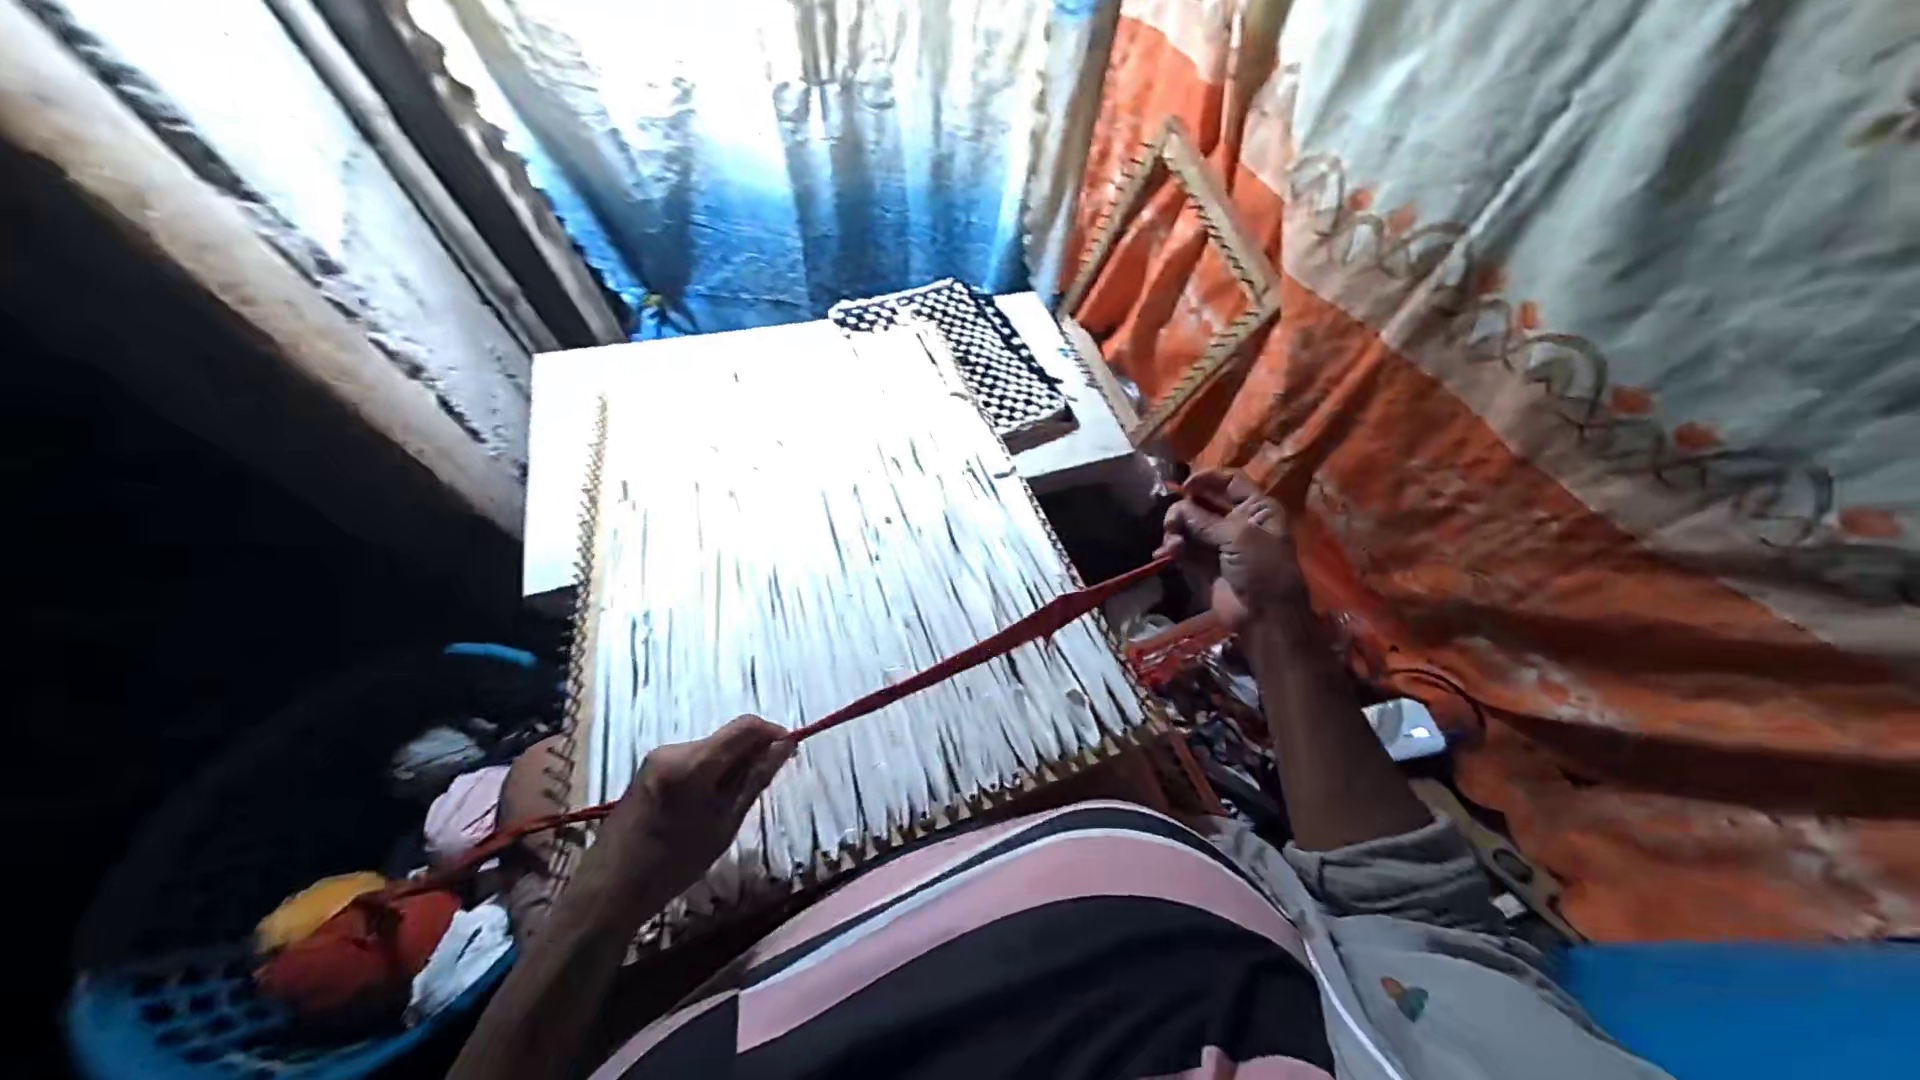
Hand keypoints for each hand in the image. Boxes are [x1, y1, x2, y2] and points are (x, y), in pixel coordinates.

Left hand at [608, 715, 792, 883]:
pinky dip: (711, 772)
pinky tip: (707, 804)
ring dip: (731, 764)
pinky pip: (695, 759)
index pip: (746, 726)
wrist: (609, 890)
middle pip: (728, 737)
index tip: (789, 754)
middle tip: (763, 787)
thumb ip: (755, 779)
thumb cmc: (673, 863)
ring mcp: (658, 757)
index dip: (773, 733)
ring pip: (713, 748)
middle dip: (752, 753)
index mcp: (693, 762)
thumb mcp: (725, 823)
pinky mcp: (650, 768)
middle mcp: (674, 749)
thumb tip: (785, 745)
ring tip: (733, 802)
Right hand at [1157, 467, 1306, 632]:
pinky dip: (1172, 549)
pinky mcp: (1204, 566)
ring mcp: (1220, 545)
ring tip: (1171, 545)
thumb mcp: (1239, 536)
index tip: (1184, 486)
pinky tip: (1164, 555)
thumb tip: (1177, 510)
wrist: (1265, 617)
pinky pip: (1183, 550)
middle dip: (1185, 510)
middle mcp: (1238, 523)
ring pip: (1189, 527)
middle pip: (1204, 504)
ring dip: (1176, 532)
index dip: (1207, 479)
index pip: (1230, 482)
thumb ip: (1205, 520)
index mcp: (1257, 510)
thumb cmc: (1263, 569)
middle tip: (1172, 522)